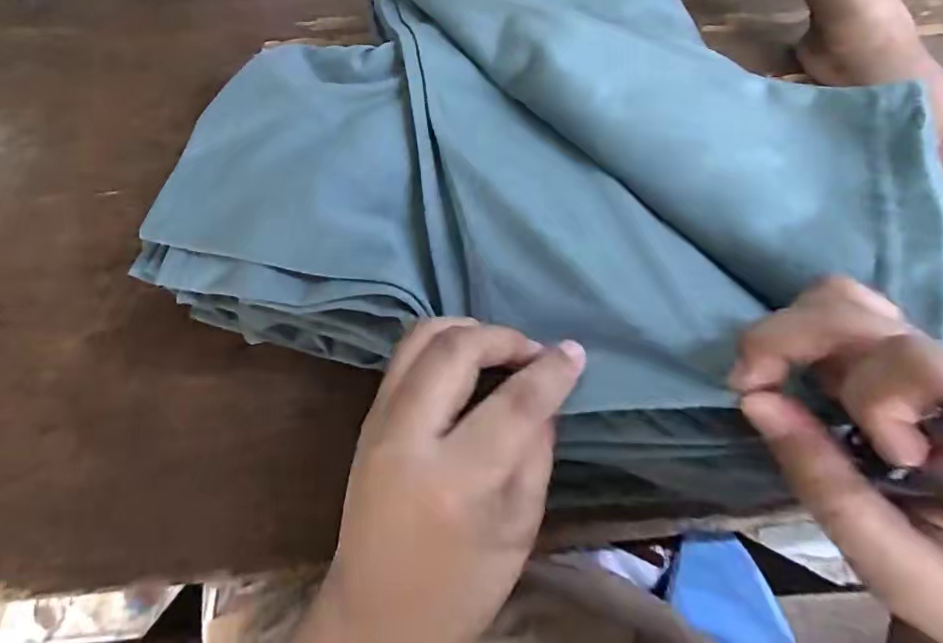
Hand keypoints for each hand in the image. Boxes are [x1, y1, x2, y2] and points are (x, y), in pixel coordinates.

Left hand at [297, 319, 586, 642]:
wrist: (374, 613)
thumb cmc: (459, 586)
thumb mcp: (517, 530)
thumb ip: (535, 454)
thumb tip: (547, 394)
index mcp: (454, 481)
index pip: (512, 405)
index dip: (550, 372)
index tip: (575, 352)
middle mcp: (407, 437)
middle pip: (455, 350)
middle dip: (503, 337)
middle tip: (534, 352)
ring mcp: (378, 420)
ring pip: (421, 336)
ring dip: (468, 330)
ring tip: (501, 349)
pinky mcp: (367, 414)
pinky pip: (405, 353)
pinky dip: (442, 341)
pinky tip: (468, 359)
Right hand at [732, 277, 942, 642]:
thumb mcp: (911, 581)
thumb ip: (833, 491)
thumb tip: (753, 398)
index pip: (928, 364)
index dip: (874, 394)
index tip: (879, 459)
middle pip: (877, 320)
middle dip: (798, 339)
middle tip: (749, 382)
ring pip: (861, 309)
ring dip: (801, 334)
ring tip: (770, 379)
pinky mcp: (929, 387)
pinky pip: (862, 331)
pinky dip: (814, 343)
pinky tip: (801, 380)